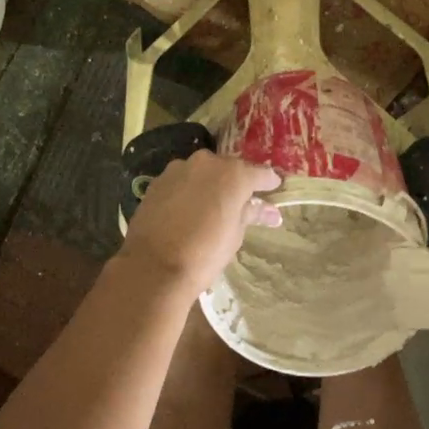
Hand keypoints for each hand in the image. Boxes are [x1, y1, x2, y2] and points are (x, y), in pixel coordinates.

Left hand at [118, 151, 281, 294]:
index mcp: (233, 174)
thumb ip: (251, 214)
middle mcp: (206, 162)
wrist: (154, 266)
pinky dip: (188, 191)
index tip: (274, 189)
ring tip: (211, 207)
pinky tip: (187, 210)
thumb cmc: (205, 253)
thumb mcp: (235, 234)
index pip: (259, 173)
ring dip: (210, 185)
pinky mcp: (158, 181)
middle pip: (229, 169)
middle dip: (236, 183)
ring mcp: (179, 169)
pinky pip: (181, 181)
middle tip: (241, 203)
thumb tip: (271, 211)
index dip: (268, 183)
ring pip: (202, 173)